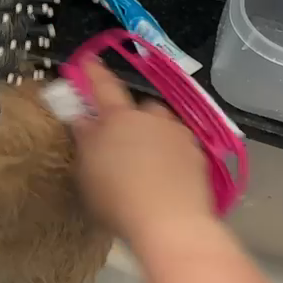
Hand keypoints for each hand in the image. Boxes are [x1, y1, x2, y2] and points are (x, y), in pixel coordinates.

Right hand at [69, 59, 215, 244]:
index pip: (103, 86)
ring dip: (154, 137)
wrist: (170, 222)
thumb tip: (83, 119)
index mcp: (118, 118)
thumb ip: (86, 140)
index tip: (87, 60)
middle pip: (141, 108)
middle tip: (120, 142)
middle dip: (132, 118)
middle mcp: (152, 119)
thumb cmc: (116, 196)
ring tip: (145, 164)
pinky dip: (170, 157)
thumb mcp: (86, 170)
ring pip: (163, 127)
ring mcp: (179, 137)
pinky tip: (163, 180)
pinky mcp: (199, 158)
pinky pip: (179, 149)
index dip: (93, 73)